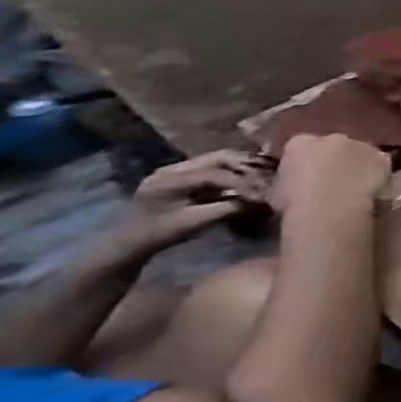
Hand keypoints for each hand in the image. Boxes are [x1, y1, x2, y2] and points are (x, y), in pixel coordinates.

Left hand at [111, 150, 271, 255]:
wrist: (126, 244)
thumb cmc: (158, 235)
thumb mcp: (195, 224)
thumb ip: (229, 209)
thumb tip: (264, 200)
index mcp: (171, 178)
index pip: (217, 173)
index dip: (245, 180)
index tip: (267, 190)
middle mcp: (174, 167)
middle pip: (220, 157)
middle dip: (249, 165)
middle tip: (273, 173)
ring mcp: (176, 168)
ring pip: (218, 158)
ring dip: (244, 164)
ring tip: (265, 172)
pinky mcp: (181, 174)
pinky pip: (213, 165)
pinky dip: (234, 169)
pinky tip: (248, 176)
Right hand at [270, 134, 390, 218]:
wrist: (329, 208)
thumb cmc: (296, 204)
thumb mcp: (279, 190)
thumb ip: (291, 178)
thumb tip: (298, 182)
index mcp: (300, 143)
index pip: (303, 146)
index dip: (308, 162)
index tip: (309, 176)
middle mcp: (332, 138)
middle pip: (335, 146)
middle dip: (336, 159)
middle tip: (335, 181)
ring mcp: (360, 145)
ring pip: (361, 153)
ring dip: (359, 165)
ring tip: (356, 186)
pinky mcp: (381, 157)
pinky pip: (380, 163)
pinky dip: (378, 173)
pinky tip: (373, 189)